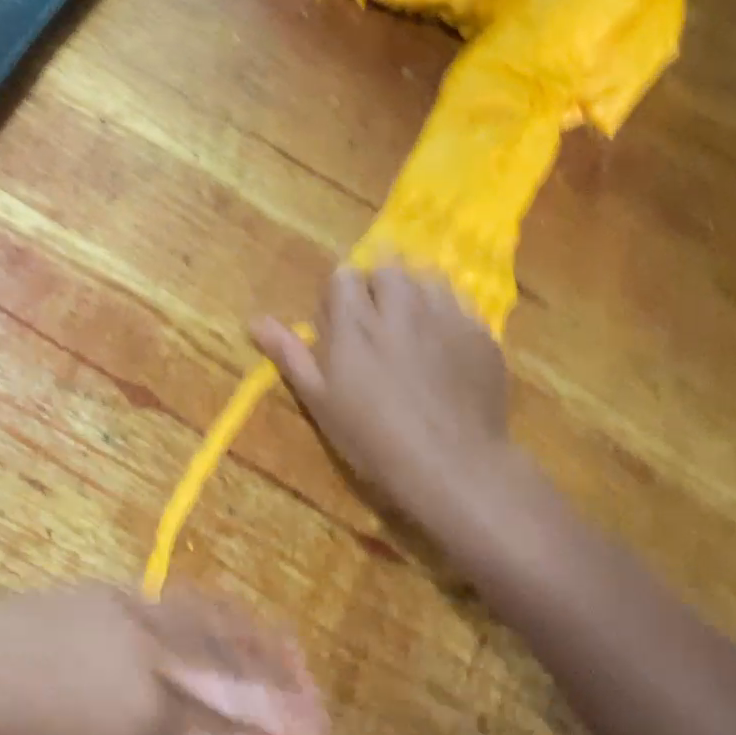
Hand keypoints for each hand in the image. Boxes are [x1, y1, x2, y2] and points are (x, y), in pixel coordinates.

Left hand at [0, 586, 325, 734]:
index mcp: (147, 722)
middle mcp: (152, 663)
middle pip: (236, 678)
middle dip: (285, 698)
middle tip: (323, 715)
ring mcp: (133, 618)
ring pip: (214, 629)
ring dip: (262, 646)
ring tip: (297, 659)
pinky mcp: (112, 591)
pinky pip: (179, 599)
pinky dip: (217, 611)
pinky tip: (234, 616)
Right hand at [251, 265, 530, 538]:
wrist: (452, 465)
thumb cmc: (372, 438)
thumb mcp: (319, 400)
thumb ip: (290, 354)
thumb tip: (254, 321)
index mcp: (354, 322)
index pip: (343, 275)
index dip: (340, 294)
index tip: (340, 322)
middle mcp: (400, 307)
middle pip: (388, 269)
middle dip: (379, 286)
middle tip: (377, 322)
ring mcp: (445, 317)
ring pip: (428, 278)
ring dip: (416, 292)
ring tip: (412, 324)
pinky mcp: (481, 334)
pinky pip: (461, 305)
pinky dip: (448, 315)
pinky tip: (445, 346)